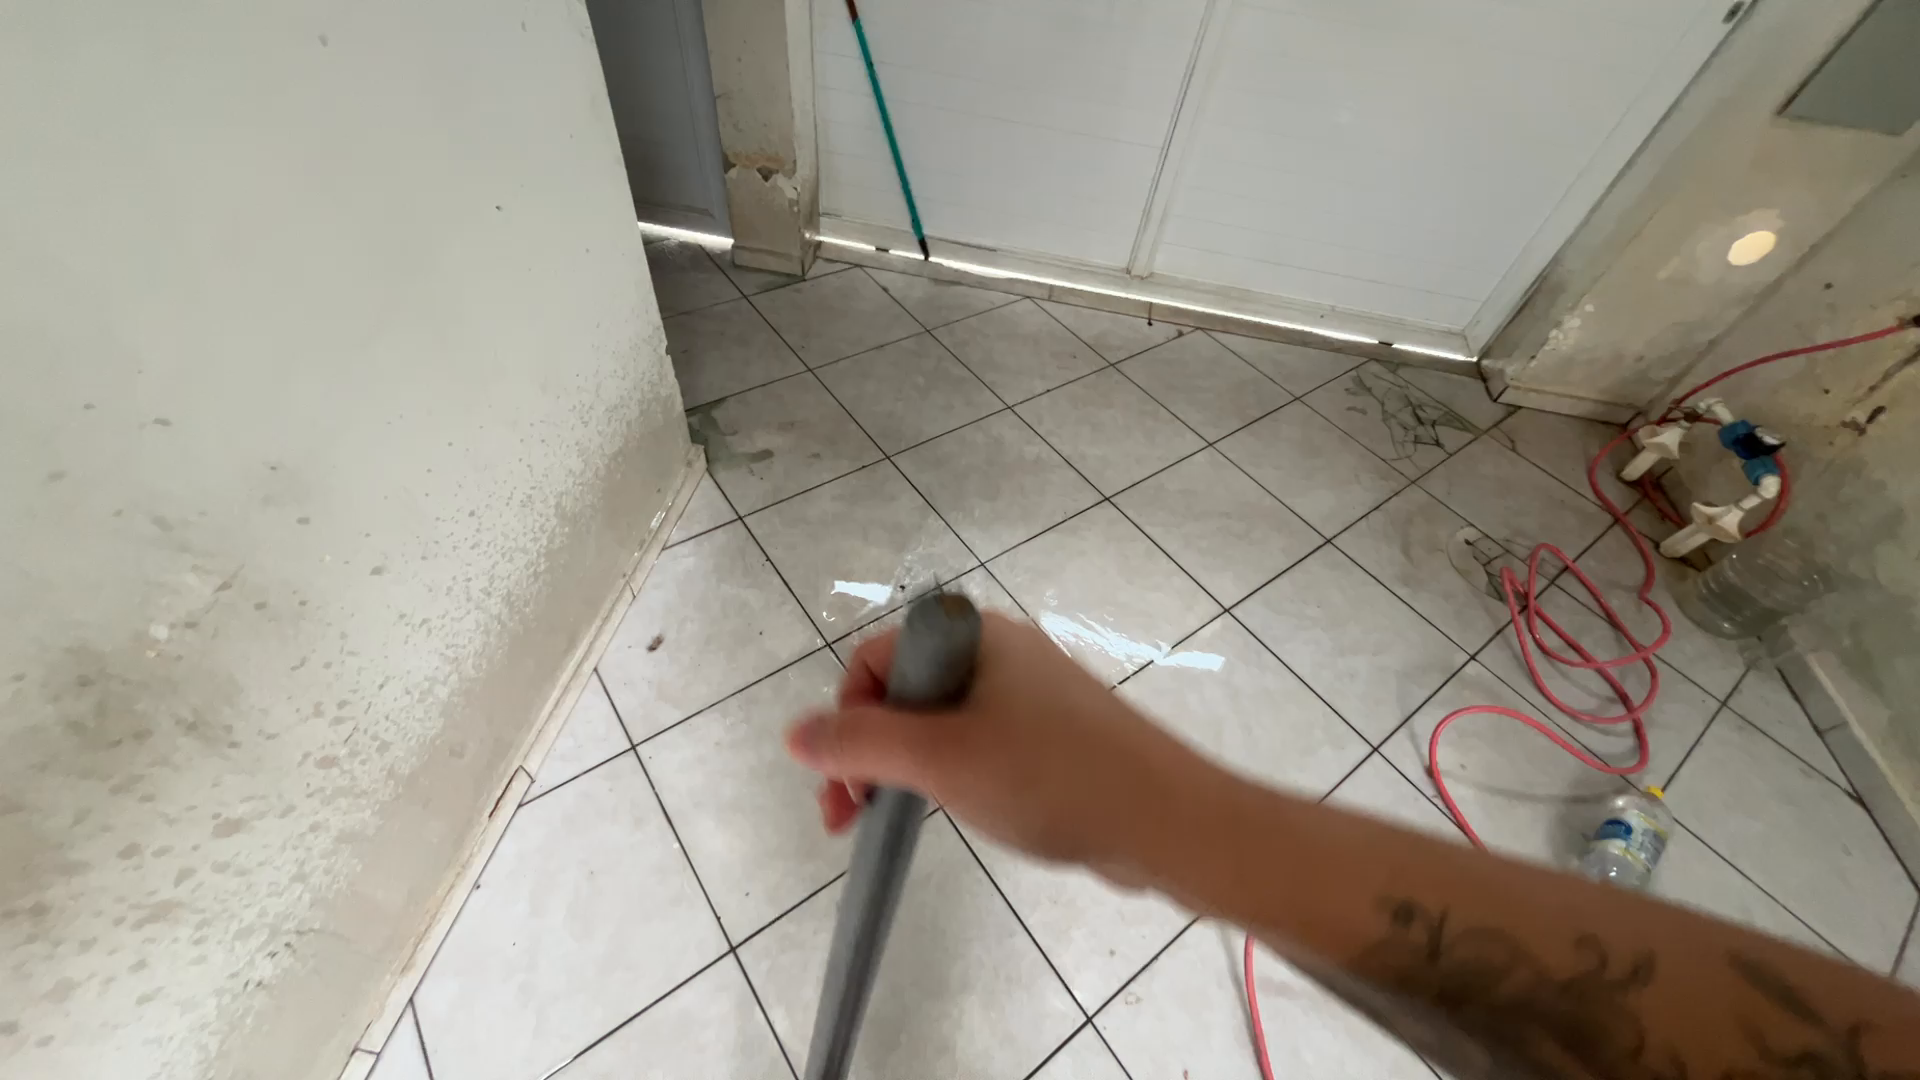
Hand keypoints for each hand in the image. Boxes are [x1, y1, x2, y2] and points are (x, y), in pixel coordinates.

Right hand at [784, 613, 1210, 872]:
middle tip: (849, 816)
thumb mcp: (939, 759)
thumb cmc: (1047, 777)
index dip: (848, 716)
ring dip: (901, 768)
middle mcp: (997, 654)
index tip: (845, 781)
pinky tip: (944, 811)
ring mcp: (1025, 695)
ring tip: (884, 822)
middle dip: (867, 751)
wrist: (1165, 821)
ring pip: (938, 723)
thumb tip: (793, 733)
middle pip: (905, 691)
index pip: (877, 659)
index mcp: (973, 637)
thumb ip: (859, 743)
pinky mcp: (1046, 735)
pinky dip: (946, 774)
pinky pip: (975, 743)